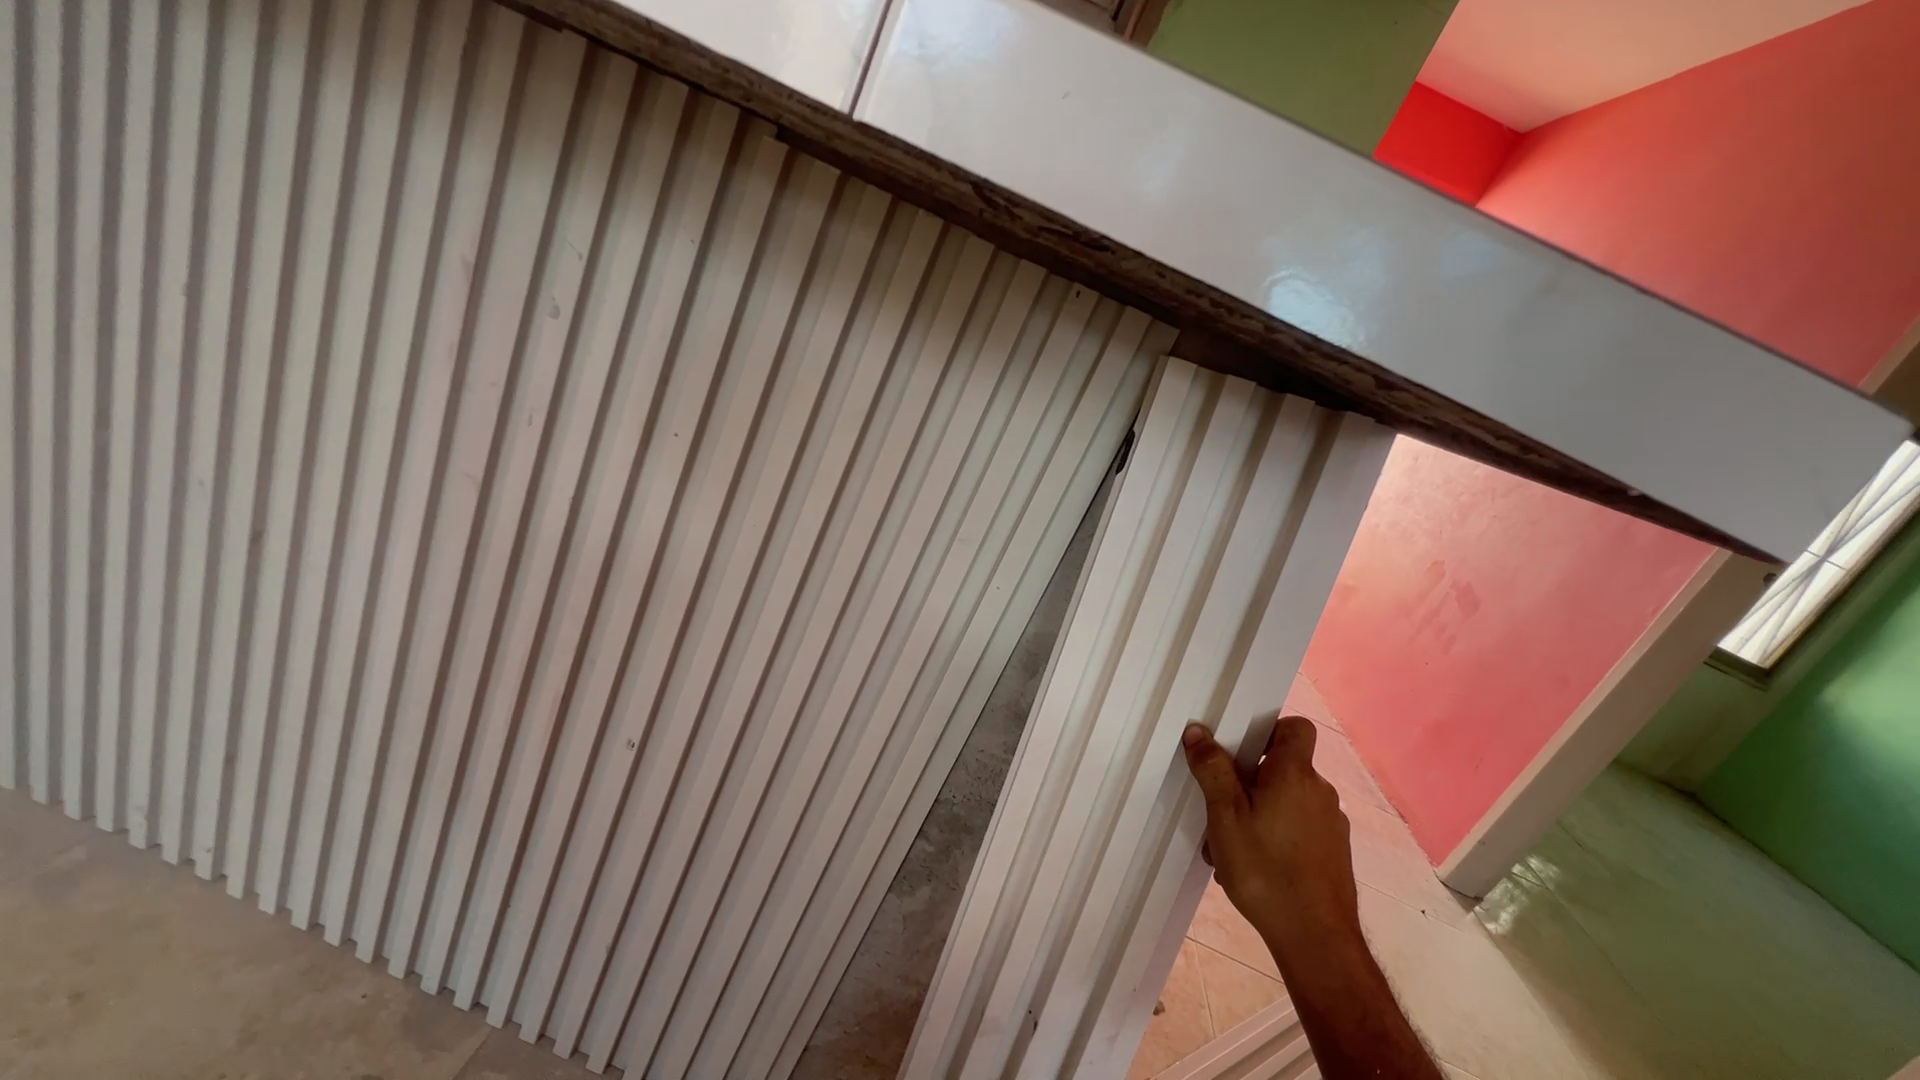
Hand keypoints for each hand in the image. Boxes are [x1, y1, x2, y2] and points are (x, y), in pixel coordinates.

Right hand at [1181, 716, 1361, 954]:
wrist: (1315, 937)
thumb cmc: (1264, 868)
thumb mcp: (1224, 816)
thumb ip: (1213, 770)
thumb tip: (1199, 731)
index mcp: (1295, 773)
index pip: (1295, 727)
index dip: (1269, 731)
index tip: (1240, 751)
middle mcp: (1320, 791)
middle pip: (1284, 768)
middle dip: (1250, 781)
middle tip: (1220, 808)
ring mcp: (1331, 824)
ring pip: (1288, 802)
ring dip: (1259, 813)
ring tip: (1230, 847)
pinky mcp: (1334, 853)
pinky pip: (1298, 830)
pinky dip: (1276, 837)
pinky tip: (1254, 867)